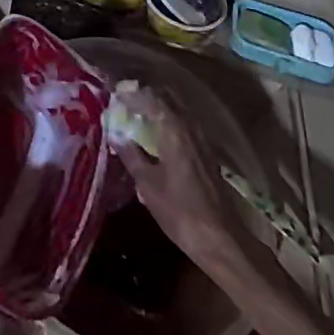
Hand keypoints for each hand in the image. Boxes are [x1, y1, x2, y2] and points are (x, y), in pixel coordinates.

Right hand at [107, 87, 241, 266]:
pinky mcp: (206, 152)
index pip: (149, 99)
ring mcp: (202, 139)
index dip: (130, 95)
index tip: (113, 96)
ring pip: (177, 110)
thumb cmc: (179, 211)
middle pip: (167, 98)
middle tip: (125, 102)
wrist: (220, 238)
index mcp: (174, 129)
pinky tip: (158, 135)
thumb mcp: (147, 184)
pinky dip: (169, 121)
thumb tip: (115, 134)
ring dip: (158, 108)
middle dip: (145, 96)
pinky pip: (184, 124)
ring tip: (138, 116)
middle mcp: (190, 127)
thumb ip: (131, 154)